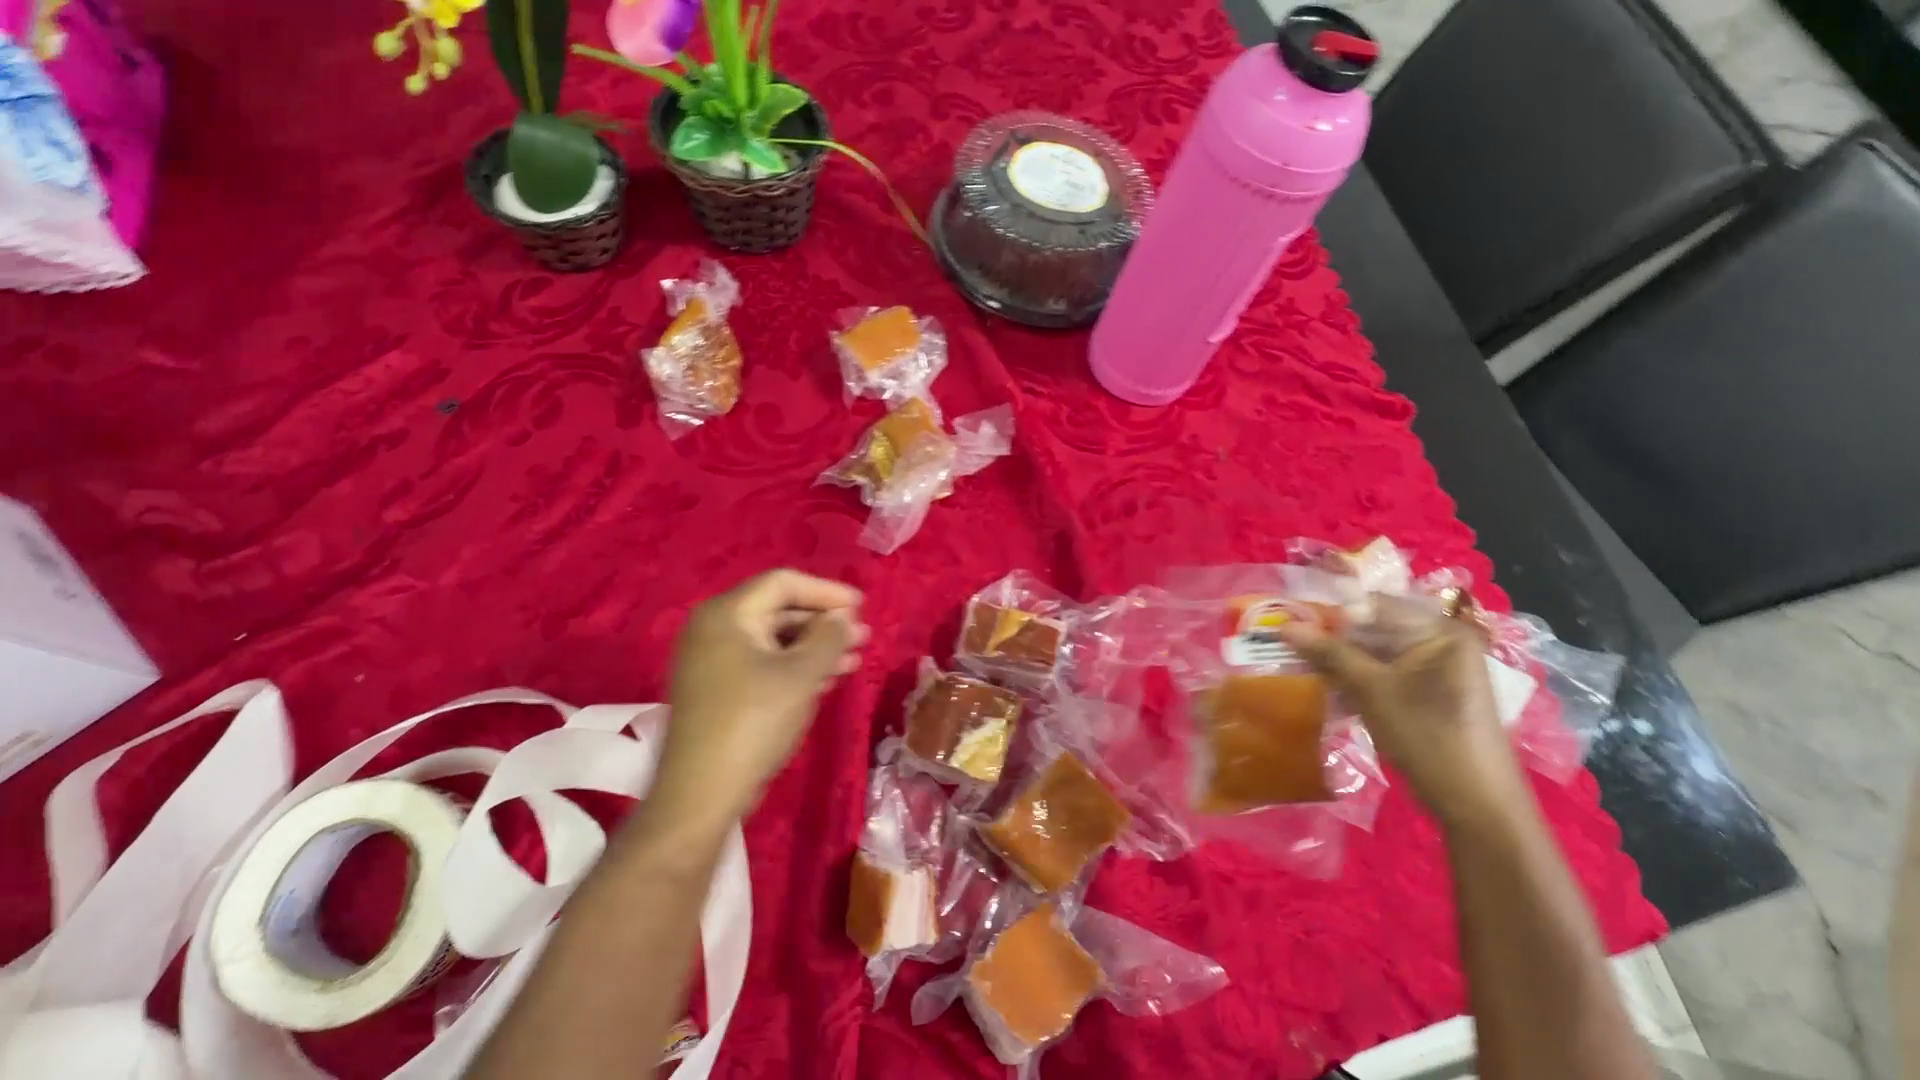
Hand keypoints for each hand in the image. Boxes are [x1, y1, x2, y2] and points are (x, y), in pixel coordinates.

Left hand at [657, 569, 869, 820]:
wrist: (702, 792)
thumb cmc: (754, 722)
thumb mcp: (801, 675)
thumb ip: (829, 638)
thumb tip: (844, 617)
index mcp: (726, 614)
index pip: (782, 583)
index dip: (827, 592)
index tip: (863, 608)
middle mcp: (712, 629)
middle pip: (777, 610)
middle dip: (823, 623)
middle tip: (863, 638)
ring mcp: (711, 662)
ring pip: (772, 642)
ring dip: (814, 648)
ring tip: (854, 660)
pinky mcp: (716, 692)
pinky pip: (761, 665)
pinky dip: (794, 668)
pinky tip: (826, 680)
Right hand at [1279, 596, 1528, 827]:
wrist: (1474, 801)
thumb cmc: (1428, 736)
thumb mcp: (1373, 691)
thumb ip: (1330, 654)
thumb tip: (1285, 626)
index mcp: (1440, 631)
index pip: (1376, 605)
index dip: (1331, 612)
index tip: (1291, 620)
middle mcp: (1442, 642)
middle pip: (1377, 628)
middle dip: (1334, 638)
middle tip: (1290, 643)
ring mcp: (1438, 670)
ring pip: (1378, 654)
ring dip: (1341, 661)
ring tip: (1301, 665)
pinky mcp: (1429, 694)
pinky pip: (1386, 674)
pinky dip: (1359, 680)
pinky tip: (1329, 689)